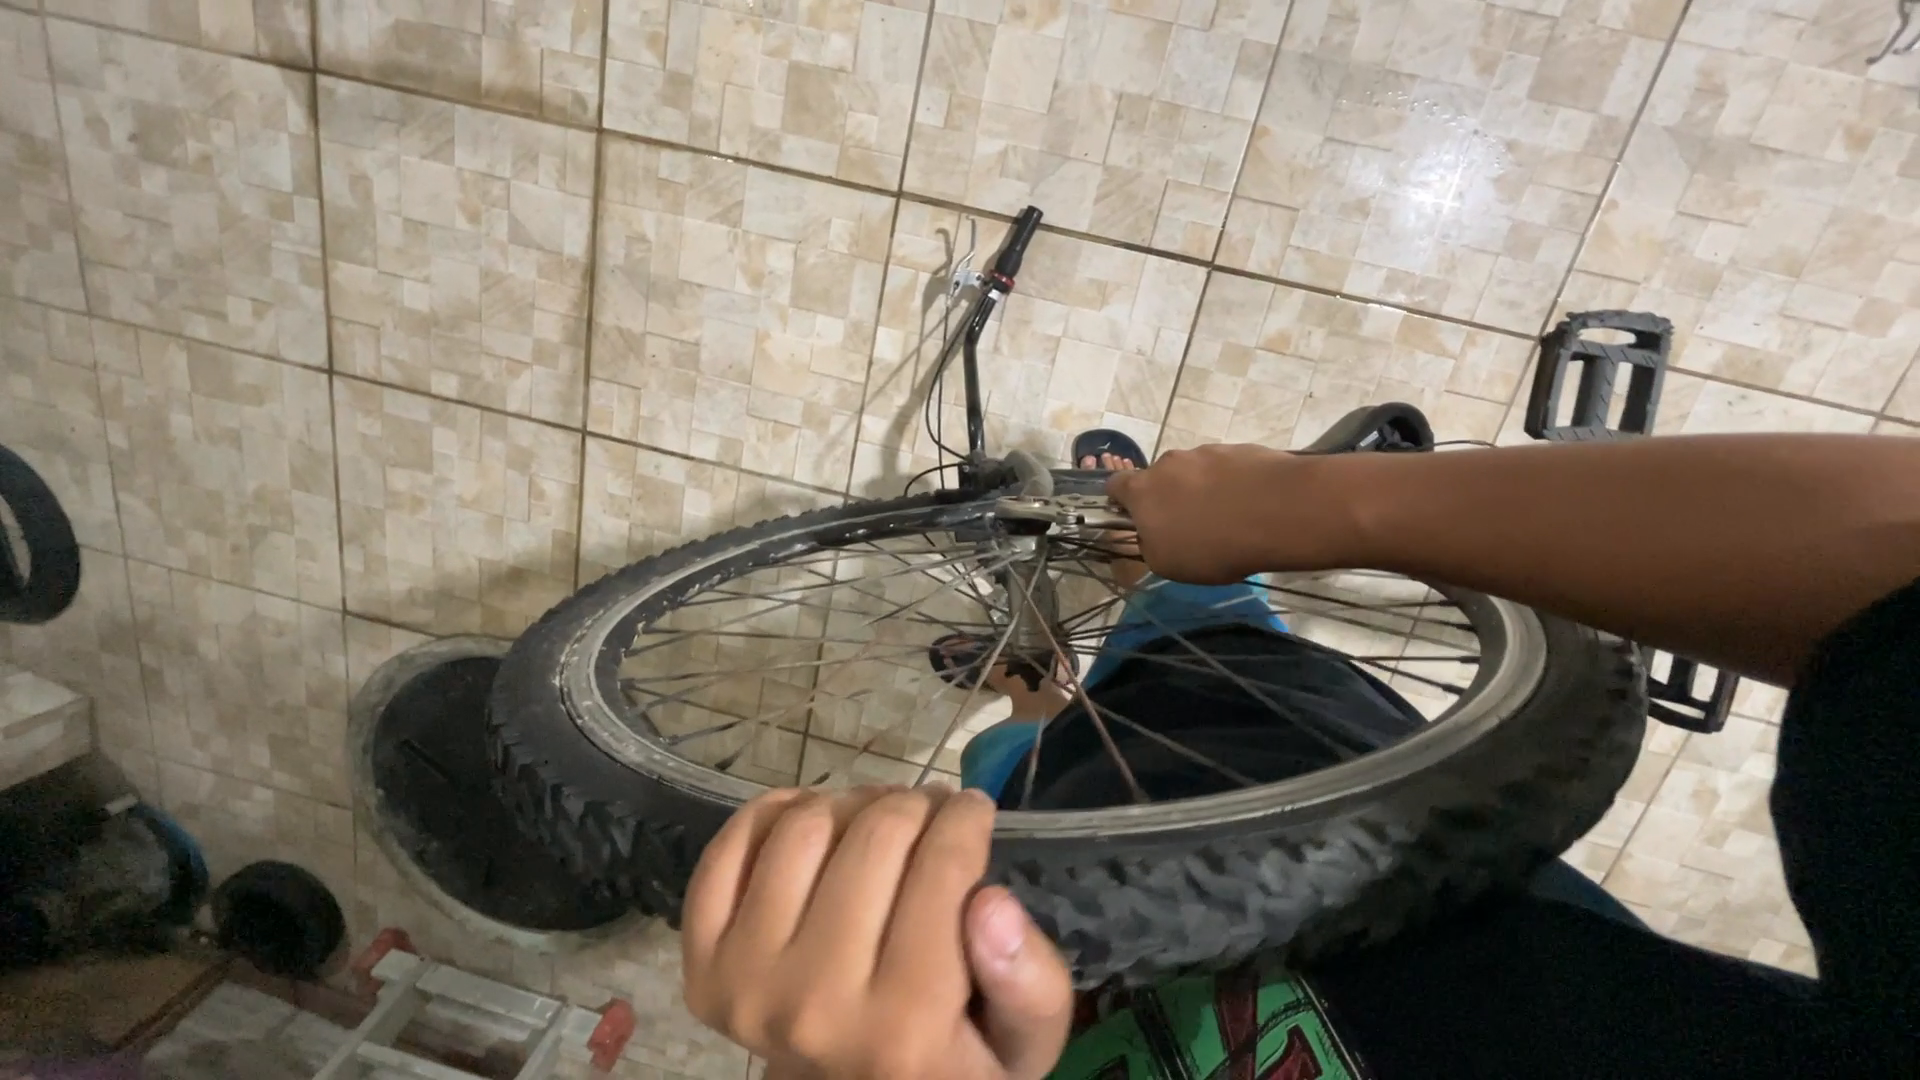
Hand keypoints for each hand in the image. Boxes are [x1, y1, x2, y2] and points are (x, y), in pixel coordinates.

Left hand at [681, 787, 1073, 1079]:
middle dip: (918, 803)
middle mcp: (816, 1006)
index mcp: (906, 1028)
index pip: (942, 865)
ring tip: (877, 821)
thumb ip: (1030, 984)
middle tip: (930, 811)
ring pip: (806, 824)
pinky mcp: (703, 964)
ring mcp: (747, 984)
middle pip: (876, 834)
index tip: (973, 808)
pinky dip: (775, 815)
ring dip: (852, 802)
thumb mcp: (1020, 1043)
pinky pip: (731, 847)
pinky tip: (815, 826)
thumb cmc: (945, 1062)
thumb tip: (990, 903)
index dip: (967, 817)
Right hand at [1107, 443, 1345, 583]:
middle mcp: (1168, 463)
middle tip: (1191, 526)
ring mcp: (1205, 452)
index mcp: (1141, 490)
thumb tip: (1151, 535)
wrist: (1277, 512)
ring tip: (1230, 518)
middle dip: (1170, 497)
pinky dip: (1233, 484)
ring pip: (1195, 473)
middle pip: (1160, 478)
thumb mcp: (1167, 564)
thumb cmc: (1211, 546)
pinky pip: (1227, 469)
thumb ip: (1149, 545)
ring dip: (1204, 491)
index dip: (1123, 502)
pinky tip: (1252, 507)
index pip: (1115, 485)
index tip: (1139, 520)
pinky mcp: (1239, 449)